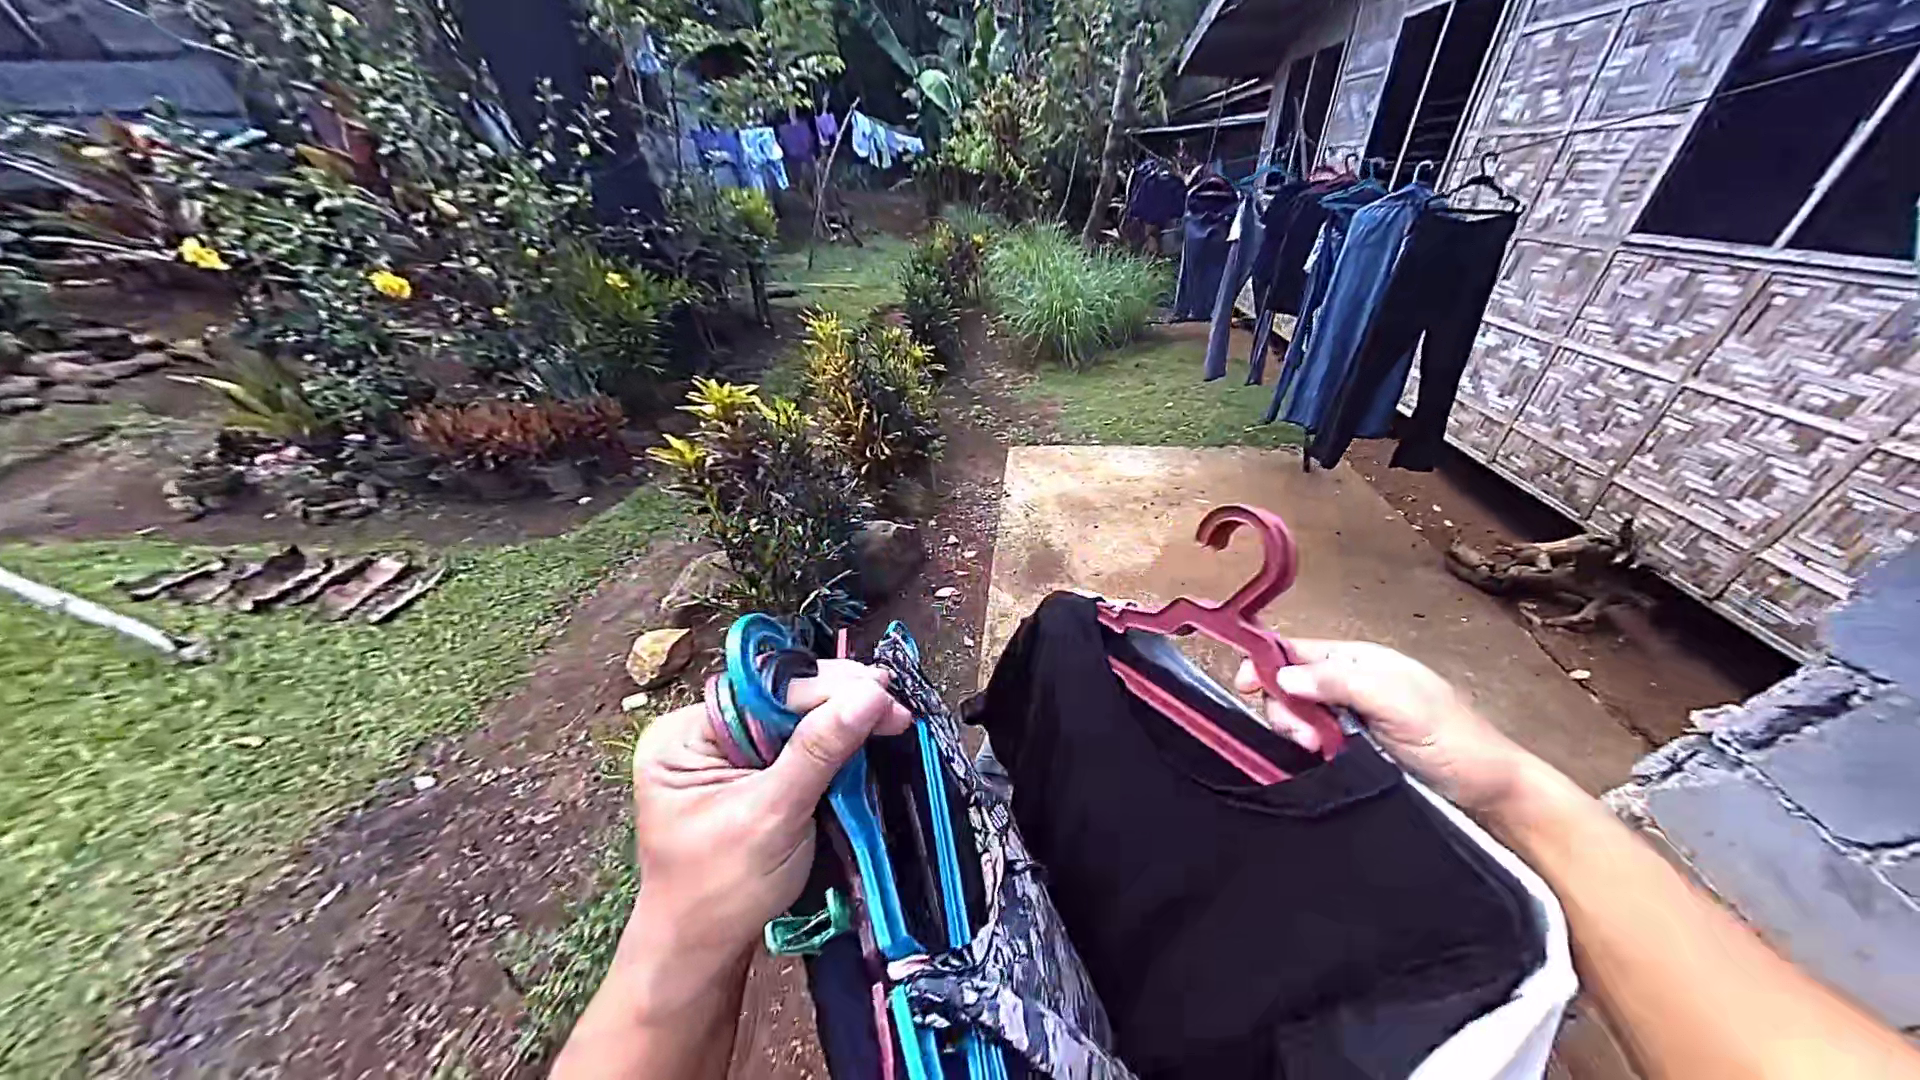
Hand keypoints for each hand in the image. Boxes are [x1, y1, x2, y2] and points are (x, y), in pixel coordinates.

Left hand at [628, 660, 913, 958]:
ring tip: (889, 714)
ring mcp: (728, 748)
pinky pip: (798, 739)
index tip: (883, 691)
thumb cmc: (723, 891)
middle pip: (782, 697)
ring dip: (844, 715)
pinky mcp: (753, 767)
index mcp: (684, 735)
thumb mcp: (772, 815)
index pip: (766, 693)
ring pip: (796, 715)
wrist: (703, 955)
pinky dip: (835, 738)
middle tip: (893, 704)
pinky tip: (865, 730)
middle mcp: (703, 730)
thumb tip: (872, 693)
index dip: (827, 689)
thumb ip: (820, 750)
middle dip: (840, 699)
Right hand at [1235, 640, 1532, 811]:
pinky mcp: (1342, 746)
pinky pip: (1305, 737)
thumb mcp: (1396, 700)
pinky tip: (1319, 756)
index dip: (1264, 661)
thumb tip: (1280, 675)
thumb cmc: (1451, 738)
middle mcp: (1342, 682)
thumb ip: (1337, 681)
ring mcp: (1342, 715)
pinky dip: (1303, 745)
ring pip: (1292, 711)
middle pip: (1285, 683)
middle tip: (1304, 734)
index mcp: (1355, 659)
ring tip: (1317, 747)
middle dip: (1283, 705)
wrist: (1491, 793)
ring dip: (1293, 727)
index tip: (1243, 684)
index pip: (1294, 650)